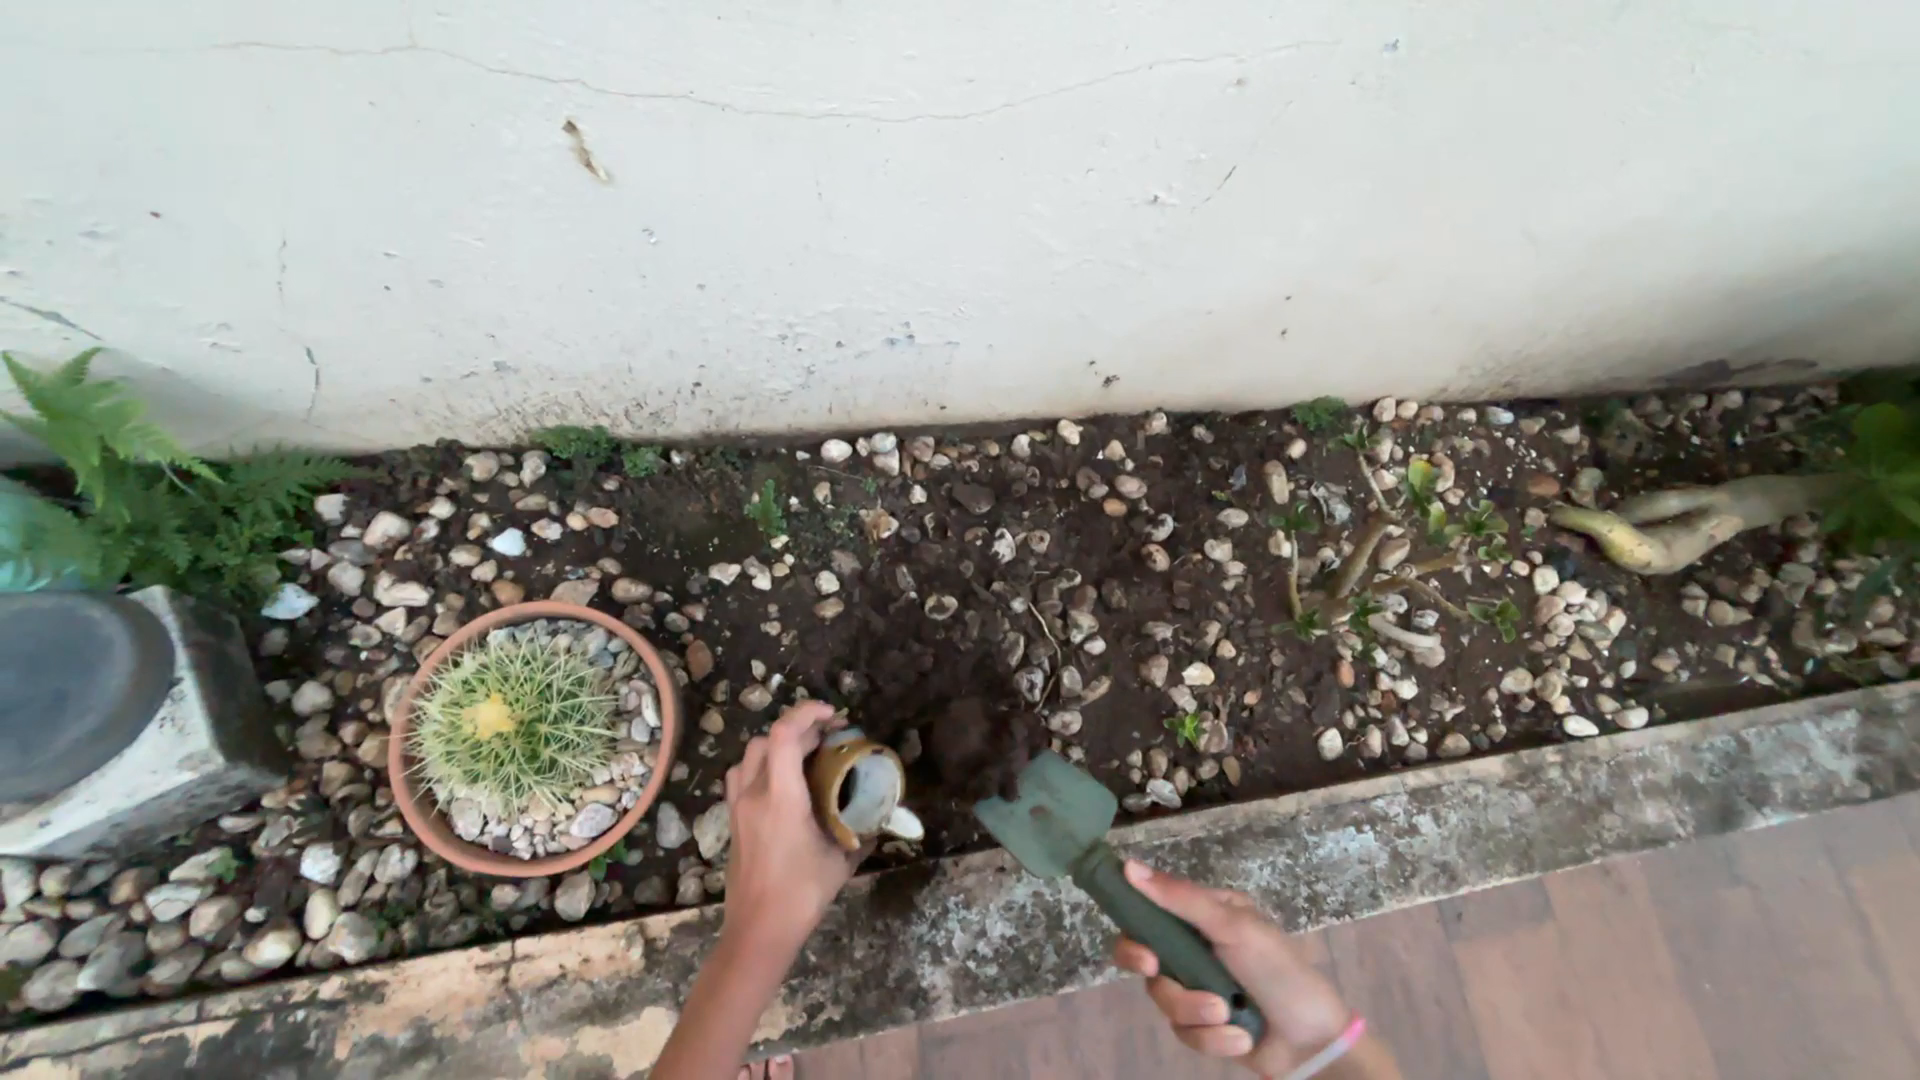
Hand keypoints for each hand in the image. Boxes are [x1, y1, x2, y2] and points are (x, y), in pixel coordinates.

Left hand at [721, 701, 861, 953]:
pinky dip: (762, 765)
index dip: (806, 714)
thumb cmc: (801, 894)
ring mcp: (738, 807)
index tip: (833, 716)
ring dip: (777, 745)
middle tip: (829, 738)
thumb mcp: (841, 860)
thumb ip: (862, 831)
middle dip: (799, 729)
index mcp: (781, 797)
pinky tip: (783, 781)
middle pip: (768, 739)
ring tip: (805, 755)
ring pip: (751, 755)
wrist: (757, 931)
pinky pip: (742, 775)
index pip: (784, 735)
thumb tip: (883, 815)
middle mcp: (754, 794)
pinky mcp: (733, 820)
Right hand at [1114, 861, 1352, 1075]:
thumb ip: (1181, 898)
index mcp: (1200, 914)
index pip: (1148, 908)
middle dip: (1156, 974)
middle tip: (1160, 973)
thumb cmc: (1279, 970)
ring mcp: (1195, 986)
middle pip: (1142, 956)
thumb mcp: (1233, 926)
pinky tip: (1241, 1036)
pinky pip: (1184, 1032)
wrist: (1316, 1042)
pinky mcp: (1202, 1026)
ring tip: (1228, 1014)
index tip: (1144, 954)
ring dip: (1195, 1011)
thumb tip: (1127, 865)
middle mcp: (1191, 947)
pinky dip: (1213, 1038)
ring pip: (1163, 998)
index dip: (1133, 927)